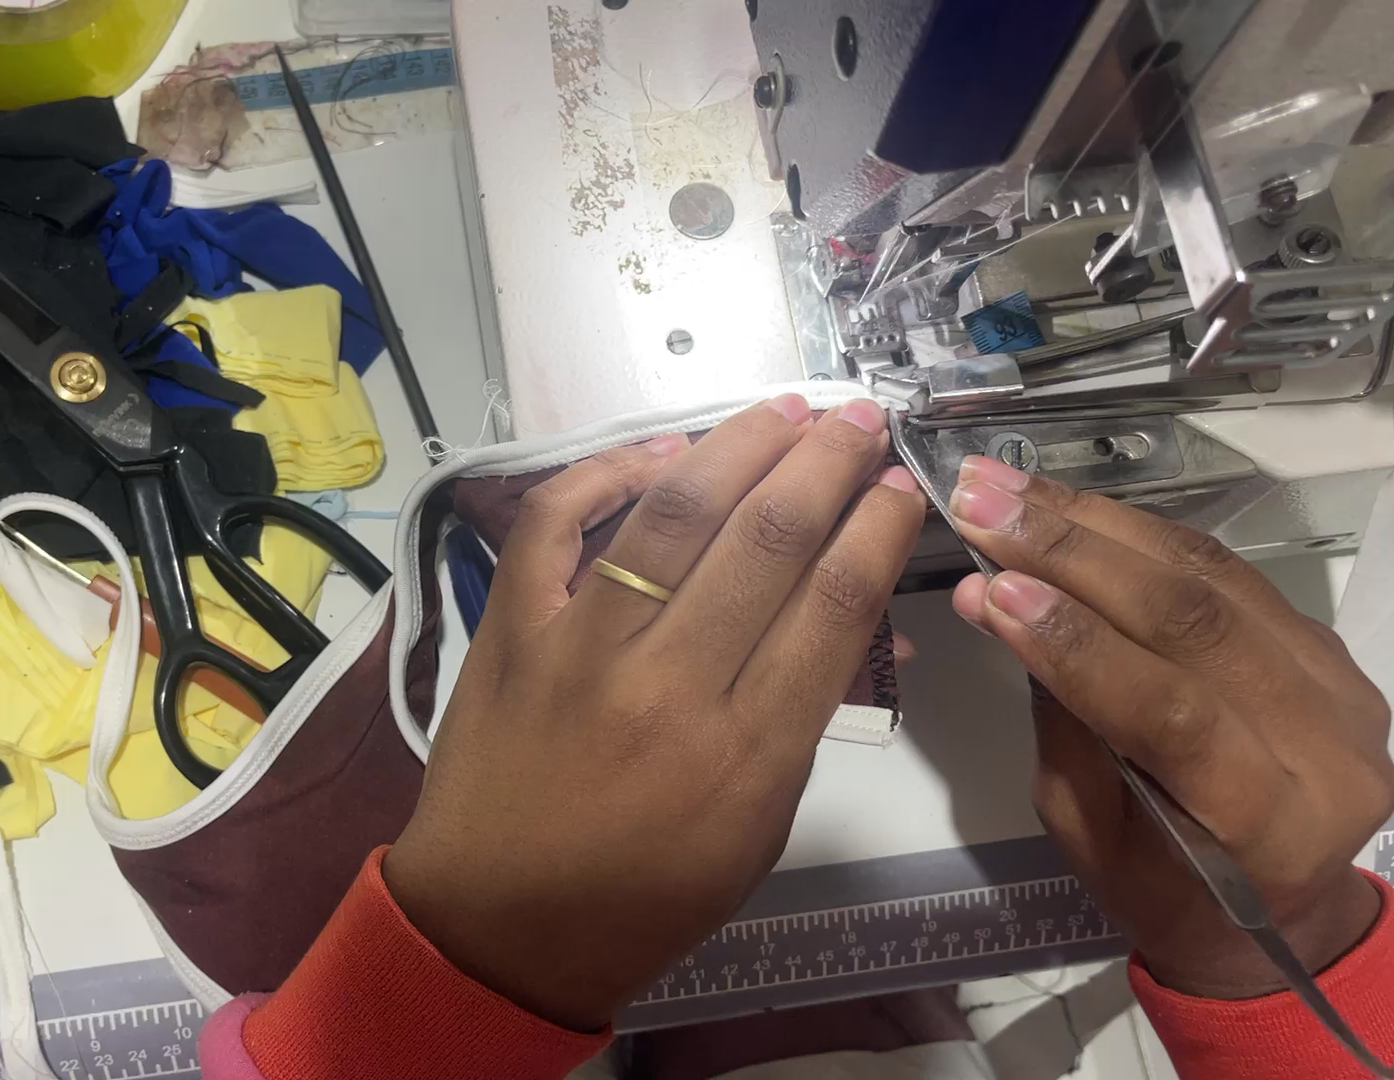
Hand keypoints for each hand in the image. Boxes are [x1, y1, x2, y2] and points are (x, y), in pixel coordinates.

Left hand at [384, 394, 924, 1030]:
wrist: (495, 923)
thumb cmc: (638, 897)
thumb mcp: (753, 829)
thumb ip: (797, 716)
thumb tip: (840, 609)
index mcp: (746, 755)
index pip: (832, 606)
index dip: (876, 530)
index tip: (898, 485)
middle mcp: (667, 686)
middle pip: (764, 541)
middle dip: (823, 464)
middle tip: (854, 419)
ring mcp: (577, 648)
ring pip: (670, 516)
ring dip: (736, 448)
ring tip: (782, 411)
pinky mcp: (510, 630)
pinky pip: (552, 523)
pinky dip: (601, 472)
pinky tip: (656, 452)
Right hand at [947, 455, 1393, 998]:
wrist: (1265, 898)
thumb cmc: (1152, 880)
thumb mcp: (1081, 824)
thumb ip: (1055, 715)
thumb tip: (994, 603)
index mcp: (1271, 817)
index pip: (1171, 711)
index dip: (1075, 642)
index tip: (988, 583)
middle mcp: (1329, 737)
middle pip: (1197, 619)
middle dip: (1070, 551)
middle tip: (978, 500)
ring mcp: (1333, 677)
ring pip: (1208, 572)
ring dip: (1089, 520)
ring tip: (999, 485)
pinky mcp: (1313, 638)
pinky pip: (1217, 565)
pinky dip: (1125, 527)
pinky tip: (1056, 503)